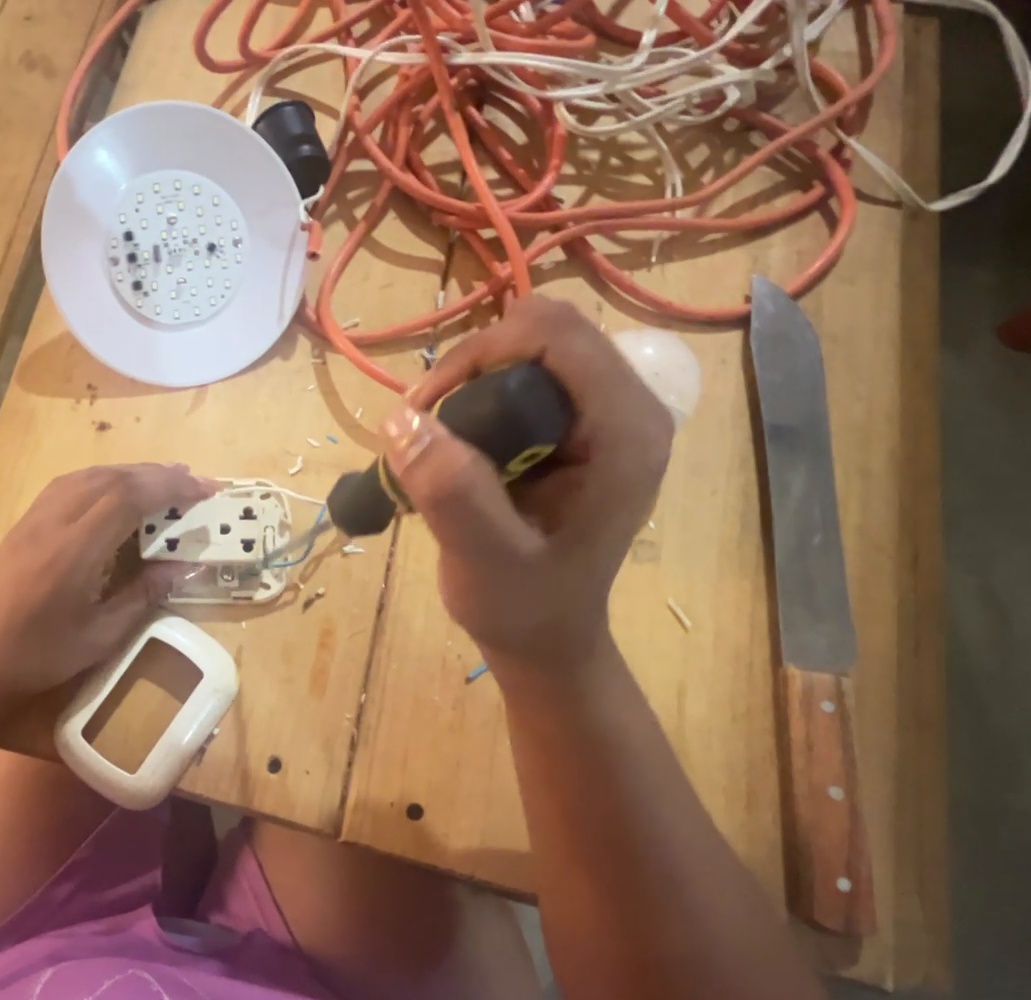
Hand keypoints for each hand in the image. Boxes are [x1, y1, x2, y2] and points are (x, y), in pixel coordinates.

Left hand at [0, 464, 217, 703]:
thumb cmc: (40, 658)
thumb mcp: (101, 636)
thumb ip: (143, 595)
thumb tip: (182, 565)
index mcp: (73, 551)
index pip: (128, 497)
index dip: (170, 487)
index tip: (205, 490)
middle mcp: (51, 523)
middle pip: (110, 479)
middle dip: (156, 475)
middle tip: (194, 482)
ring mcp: (32, 521)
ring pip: (86, 476)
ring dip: (128, 473)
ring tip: (162, 480)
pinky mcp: (21, 526)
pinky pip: (66, 486)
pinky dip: (100, 480)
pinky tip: (115, 491)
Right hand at [384, 296, 672, 668]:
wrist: (547, 637)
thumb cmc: (523, 606)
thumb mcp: (484, 558)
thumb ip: (452, 491)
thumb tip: (401, 419)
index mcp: (624, 430)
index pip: (554, 336)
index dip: (480, 353)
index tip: (427, 408)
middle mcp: (629, 408)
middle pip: (545, 331)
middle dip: (472, 365)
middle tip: (426, 423)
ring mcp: (609, 414)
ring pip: (533, 347)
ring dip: (472, 379)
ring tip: (435, 435)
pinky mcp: (584, 426)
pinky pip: (528, 375)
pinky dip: (481, 394)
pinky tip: (459, 443)